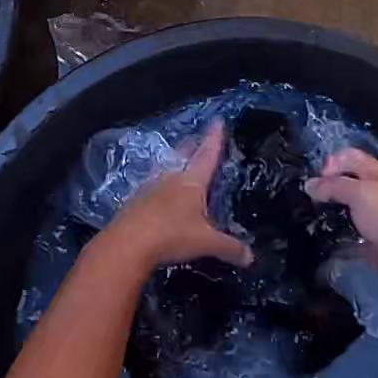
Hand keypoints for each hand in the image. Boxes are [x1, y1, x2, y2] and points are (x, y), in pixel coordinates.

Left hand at [94, 120, 251, 273]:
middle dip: (191, 146)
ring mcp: (148, 188)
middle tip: (196, 139)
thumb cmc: (171, 235)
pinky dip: (158, 185)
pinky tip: (157, 193)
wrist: (126, 244)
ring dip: (172, 163)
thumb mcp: (206, 243)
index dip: (214, 138)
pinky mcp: (134, 202)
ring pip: (164, 169)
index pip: (207, 155)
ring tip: (177, 162)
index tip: (217, 121)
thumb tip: (250, 257)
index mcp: (191, 181)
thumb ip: (229, 247)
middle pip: (182, 155)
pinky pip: (150, 187)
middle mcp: (169, 178)